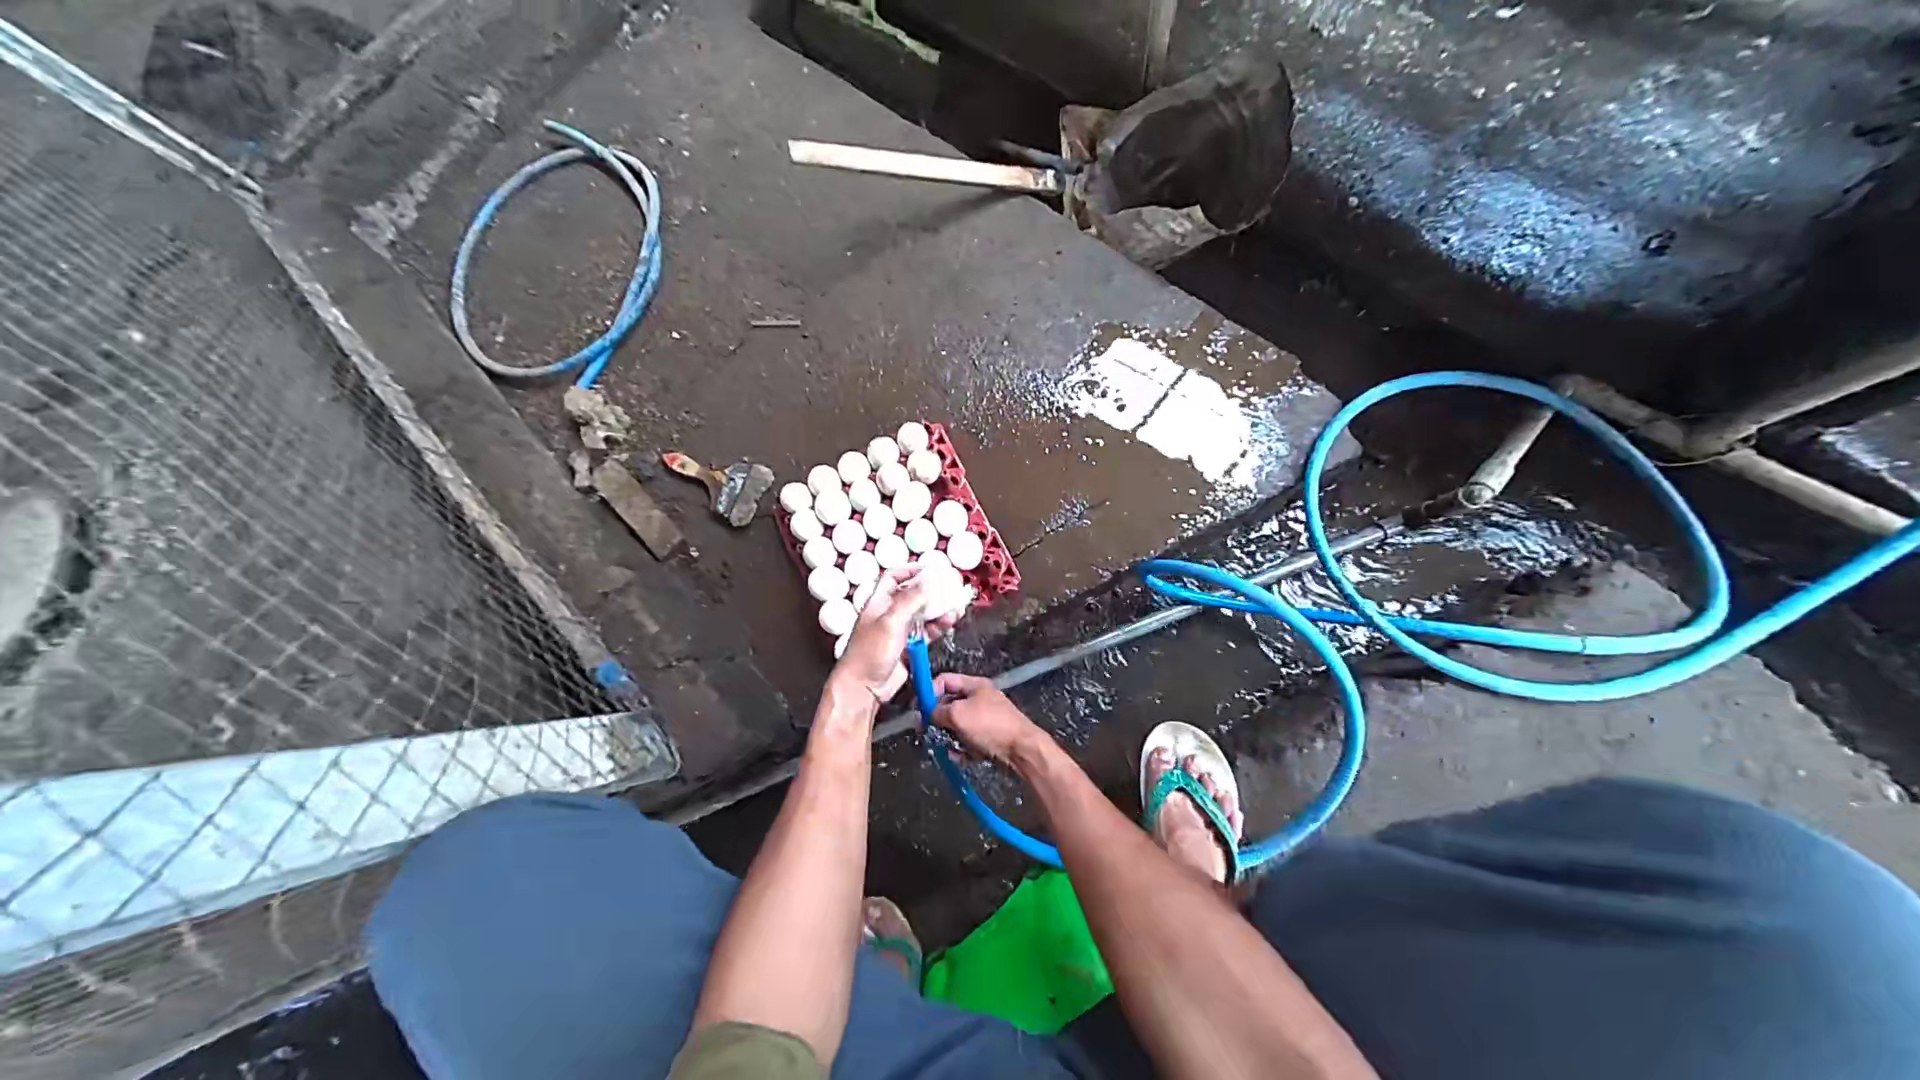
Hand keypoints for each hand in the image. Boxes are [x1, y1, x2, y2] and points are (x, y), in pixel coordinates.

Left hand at [828, 567, 957, 704]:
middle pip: (912, 596)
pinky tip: (949, 622)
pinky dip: (938, 626)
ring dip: (939, 610)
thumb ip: (910, 600)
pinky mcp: (908, 648)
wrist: (863, 688)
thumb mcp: (890, 622)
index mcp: (878, 603)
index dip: (910, 571)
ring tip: (955, 606)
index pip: (893, 578)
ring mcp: (899, 631)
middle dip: (931, 591)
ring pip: (923, 615)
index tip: (929, 569)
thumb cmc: (867, 655)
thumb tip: (927, 581)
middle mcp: (889, 615)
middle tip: (949, 587)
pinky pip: (927, 632)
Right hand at [930, 674, 1047, 767]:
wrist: (1022, 751)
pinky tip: (961, 756)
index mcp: (974, 685)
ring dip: (949, 736)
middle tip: (927, 730)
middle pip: (949, 704)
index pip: (944, 680)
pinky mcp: (988, 738)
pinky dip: (961, 748)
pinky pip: (967, 741)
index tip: (918, 708)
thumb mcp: (957, 714)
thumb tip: (927, 715)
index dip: (929, 691)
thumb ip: (937, 711)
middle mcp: (980, 699)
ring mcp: (985, 720)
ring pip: (957, 725)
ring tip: (949, 745)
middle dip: (937, 718)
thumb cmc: (989, 726)